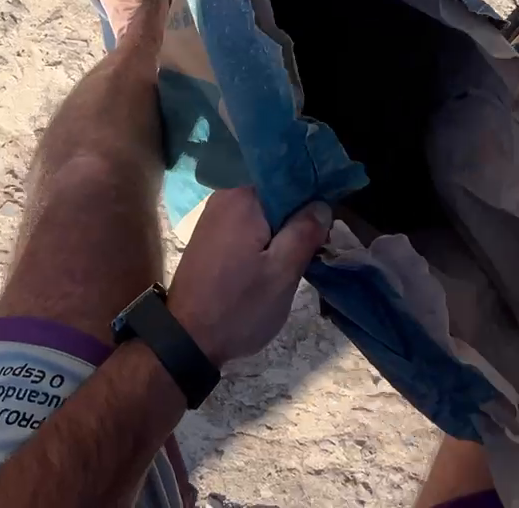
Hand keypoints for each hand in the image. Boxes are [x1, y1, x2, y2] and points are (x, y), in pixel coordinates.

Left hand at [166, 187, 331, 365]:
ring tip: (304, 252)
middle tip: (321, 241)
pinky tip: (277, 258)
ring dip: (282, 228)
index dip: (313, 196)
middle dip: (298, 214)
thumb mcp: (282, 273)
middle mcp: (225, 197)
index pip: (288, 180)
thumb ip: (304, 233)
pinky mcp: (210, 235)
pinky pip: (246, 224)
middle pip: (274, 195)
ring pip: (261, 212)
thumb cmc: (238, 305)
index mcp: (243, 198)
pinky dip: (264, 236)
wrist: (187, 338)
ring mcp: (214, 216)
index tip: (331, 217)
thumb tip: (321, 205)